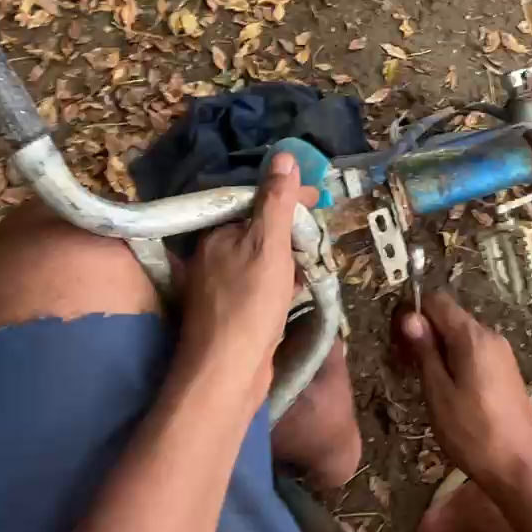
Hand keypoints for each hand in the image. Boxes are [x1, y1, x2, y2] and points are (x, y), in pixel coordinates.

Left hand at [178, 153, 319, 394]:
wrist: (227, 374)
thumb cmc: (249, 303)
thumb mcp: (268, 244)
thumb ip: (276, 201)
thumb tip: (284, 156)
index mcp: (216, 234)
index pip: (254, 201)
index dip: (287, 197)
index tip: (317, 199)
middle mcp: (212, 255)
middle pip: (259, 229)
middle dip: (290, 230)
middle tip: (318, 236)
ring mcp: (219, 286)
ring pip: (261, 258)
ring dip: (288, 258)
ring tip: (313, 261)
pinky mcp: (230, 312)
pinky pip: (260, 285)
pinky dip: (281, 283)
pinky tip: (298, 291)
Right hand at [398, 293, 531, 488]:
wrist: (521, 468)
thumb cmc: (473, 432)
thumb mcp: (439, 393)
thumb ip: (425, 351)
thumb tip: (410, 316)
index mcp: (472, 336)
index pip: (437, 300)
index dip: (413, 311)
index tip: (397, 339)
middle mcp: (490, 335)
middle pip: (450, 317)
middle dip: (424, 332)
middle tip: (405, 365)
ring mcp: (502, 352)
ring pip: (462, 336)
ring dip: (440, 348)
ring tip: (425, 381)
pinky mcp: (507, 370)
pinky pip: (475, 351)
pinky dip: (457, 359)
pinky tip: (449, 389)